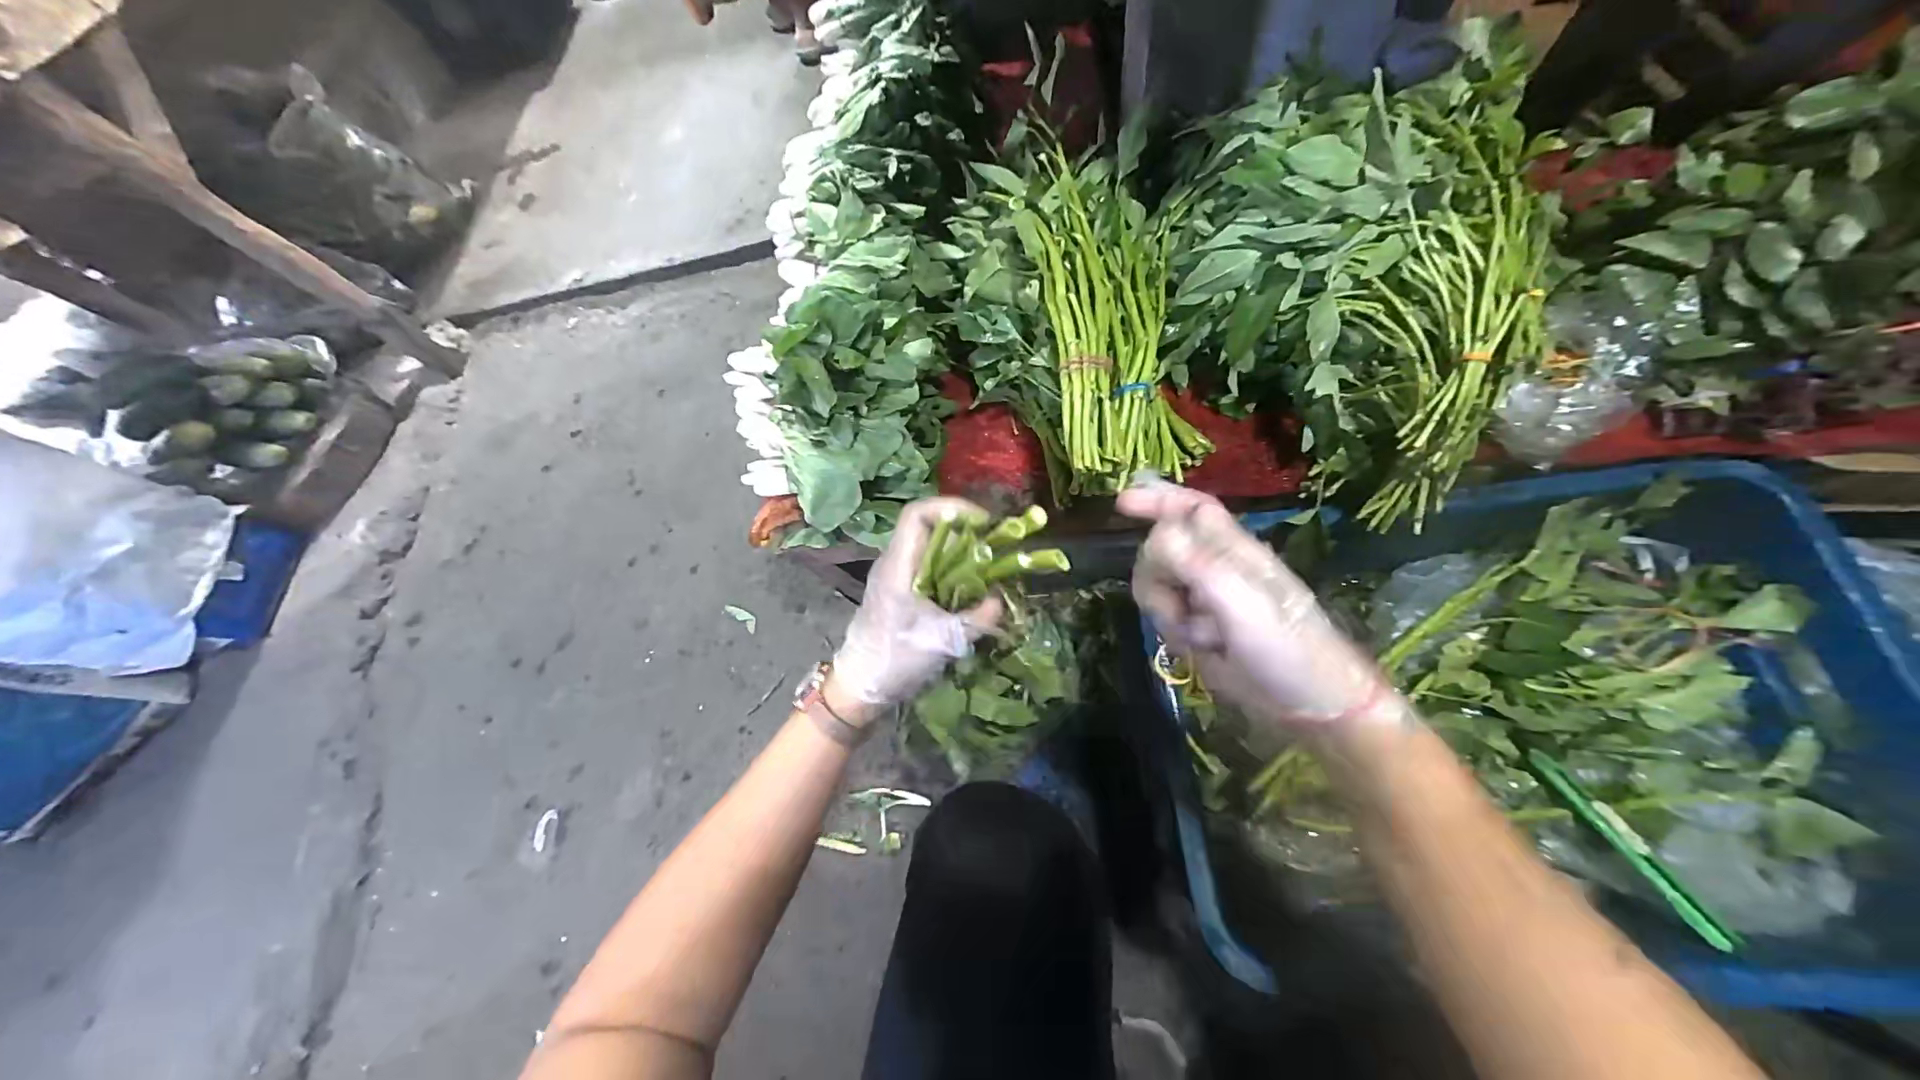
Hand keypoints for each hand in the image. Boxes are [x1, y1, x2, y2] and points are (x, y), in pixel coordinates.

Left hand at [829, 498, 1004, 719]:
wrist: (860, 686)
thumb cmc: (895, 661)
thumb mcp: (942, 642)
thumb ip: (976, 619)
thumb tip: (1001, 599)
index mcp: (898, 566)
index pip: (918, 515)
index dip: (951, 508)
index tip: (984, 523)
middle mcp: (894, 563)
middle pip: (929, 527)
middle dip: (965, 530)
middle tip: (996, 546)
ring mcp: (895, 576)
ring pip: (930, 547)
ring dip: (960, 551)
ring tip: (989, 566)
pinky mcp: (900, 591)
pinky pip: (929, 566)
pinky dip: (953, 569)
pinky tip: (970, 588)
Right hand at [1119, 479, 1394, 732]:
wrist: (1307, 703)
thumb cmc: (1284, 644)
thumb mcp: (1238, 599)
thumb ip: (1193, 562)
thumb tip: (1153, 534)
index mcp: (1231, 548)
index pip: (1189, 508)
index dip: (1156, 498)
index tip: (1120, 502)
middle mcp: (1215, 568)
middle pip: (1159, 550)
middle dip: (1156, 576)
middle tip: (1177, 604)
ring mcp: (1206, 600)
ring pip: (1156, 586)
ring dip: (1167, 611)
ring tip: (1202, 635)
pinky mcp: (1200, 630)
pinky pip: (1164, 618)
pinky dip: (1175, 633)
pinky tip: (1203, 649)